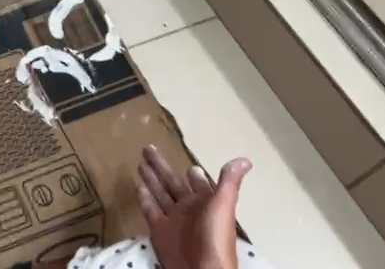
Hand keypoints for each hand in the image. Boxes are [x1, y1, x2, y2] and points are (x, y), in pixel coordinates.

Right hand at [138, 144, 251, 268]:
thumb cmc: (214, 238)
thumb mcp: (223, 207)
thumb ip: (229, 183)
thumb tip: (245, 159)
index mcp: (204, 202)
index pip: (197, 183)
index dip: (193, 174)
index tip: (188, 164)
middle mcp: (188, 209)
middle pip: (172, 182)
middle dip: (160, 166)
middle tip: (148, 147)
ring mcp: (172, 219)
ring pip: (159, 193)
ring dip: (150, 178)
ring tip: (140, 161)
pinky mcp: (159, 230)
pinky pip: (150, 210)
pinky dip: (144, 198)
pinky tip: (138, 186)